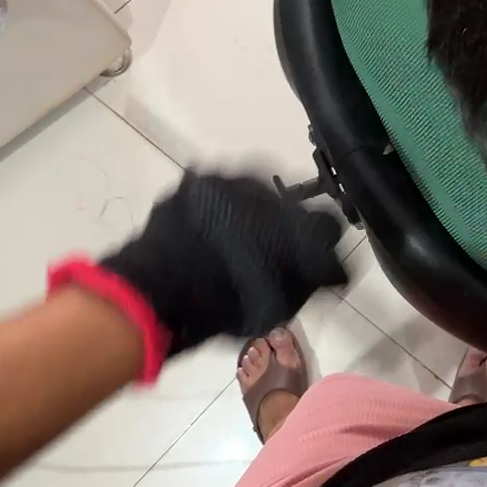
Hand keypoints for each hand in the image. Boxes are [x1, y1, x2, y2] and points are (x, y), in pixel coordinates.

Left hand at [100, 172, 346, 354]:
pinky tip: (205, 228)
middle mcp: (275, 196)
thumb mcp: (280, 306)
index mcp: (301, 227)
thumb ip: (310, 282)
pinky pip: (218, 190)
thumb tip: (331, 271)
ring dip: (251, 210)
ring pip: (255, 192)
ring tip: (231, 236)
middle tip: (264, 247)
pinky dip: (217, 206)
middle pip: (291, 205)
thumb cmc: (224, 308)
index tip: (306, 258)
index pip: (328, 225)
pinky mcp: (200, 179)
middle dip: (282, 223)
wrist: (155, 294)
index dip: (318, 243)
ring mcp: (235, 182)